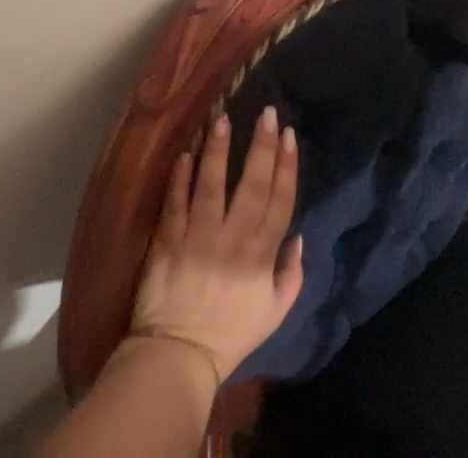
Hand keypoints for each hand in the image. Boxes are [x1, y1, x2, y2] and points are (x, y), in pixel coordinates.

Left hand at [130, 105, 303, 382]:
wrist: (179, 354)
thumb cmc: (231, 335)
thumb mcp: (276, 312)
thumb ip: (292, 274)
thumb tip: (298, 238)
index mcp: (263, 255)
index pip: (280, 200)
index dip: (286, 166)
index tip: (288, 137)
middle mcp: (234, 239)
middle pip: (252, 184)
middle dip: (260, 146)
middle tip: (265, 113)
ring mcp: (199, 237)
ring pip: (212, 184)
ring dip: (218, 151)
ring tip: (222, 119)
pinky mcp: (168, 240)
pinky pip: (175, 201)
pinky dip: (179, 177)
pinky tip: (185, 152)